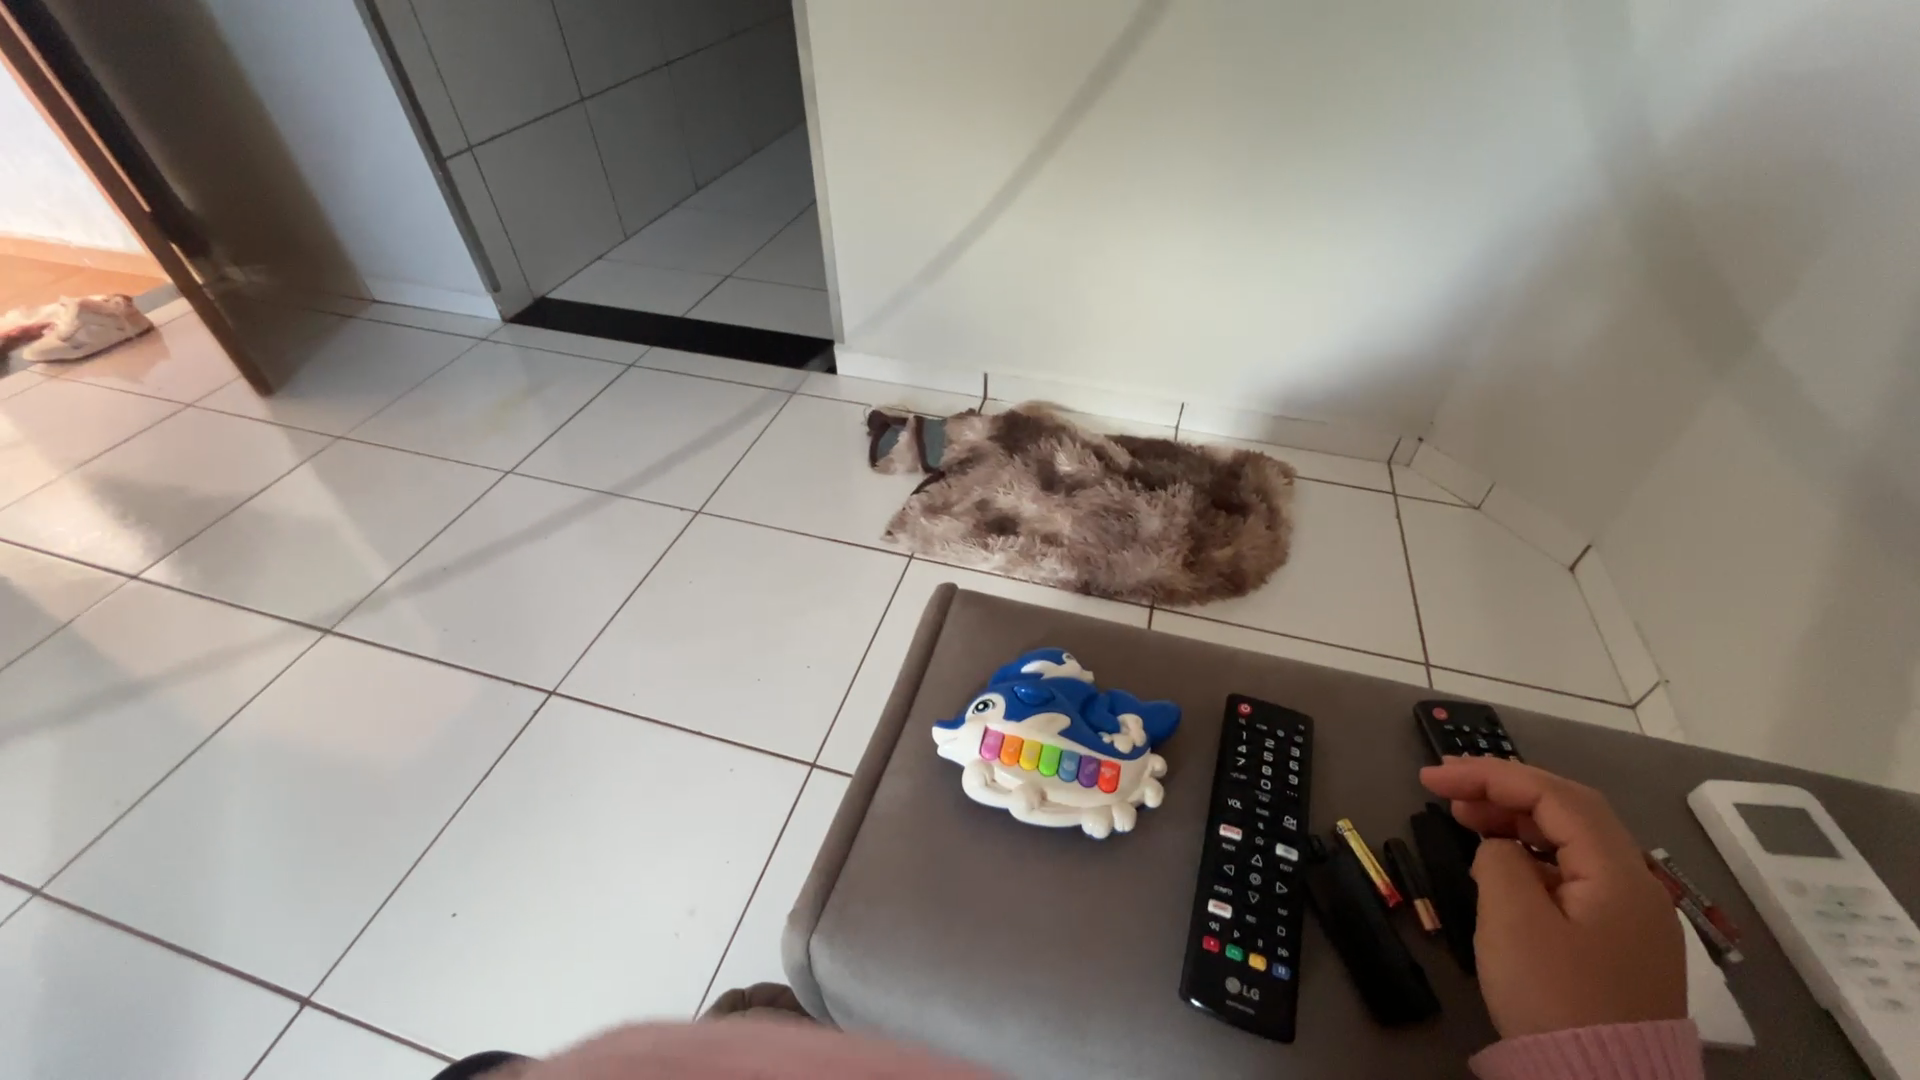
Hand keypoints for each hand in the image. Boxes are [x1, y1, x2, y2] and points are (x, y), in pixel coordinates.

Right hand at [1420, 757, 1684, 1038]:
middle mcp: (1637, 886)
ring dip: (1516, 818)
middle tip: (1446, 787)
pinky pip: (1573, 873)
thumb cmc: (1554, 996)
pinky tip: (1499, 861)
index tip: (1433, 777)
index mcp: (1619, 874)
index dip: (1490, 775)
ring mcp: (1632, 916)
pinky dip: (1531, 852)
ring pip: (1572, 841)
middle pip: (1570, 811)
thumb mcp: (1512, 920)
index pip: (1554, 796)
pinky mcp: (1617, 941)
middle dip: (1504, 789)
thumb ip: (1500, 861)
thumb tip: (1502, 849)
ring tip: (1464, 815)